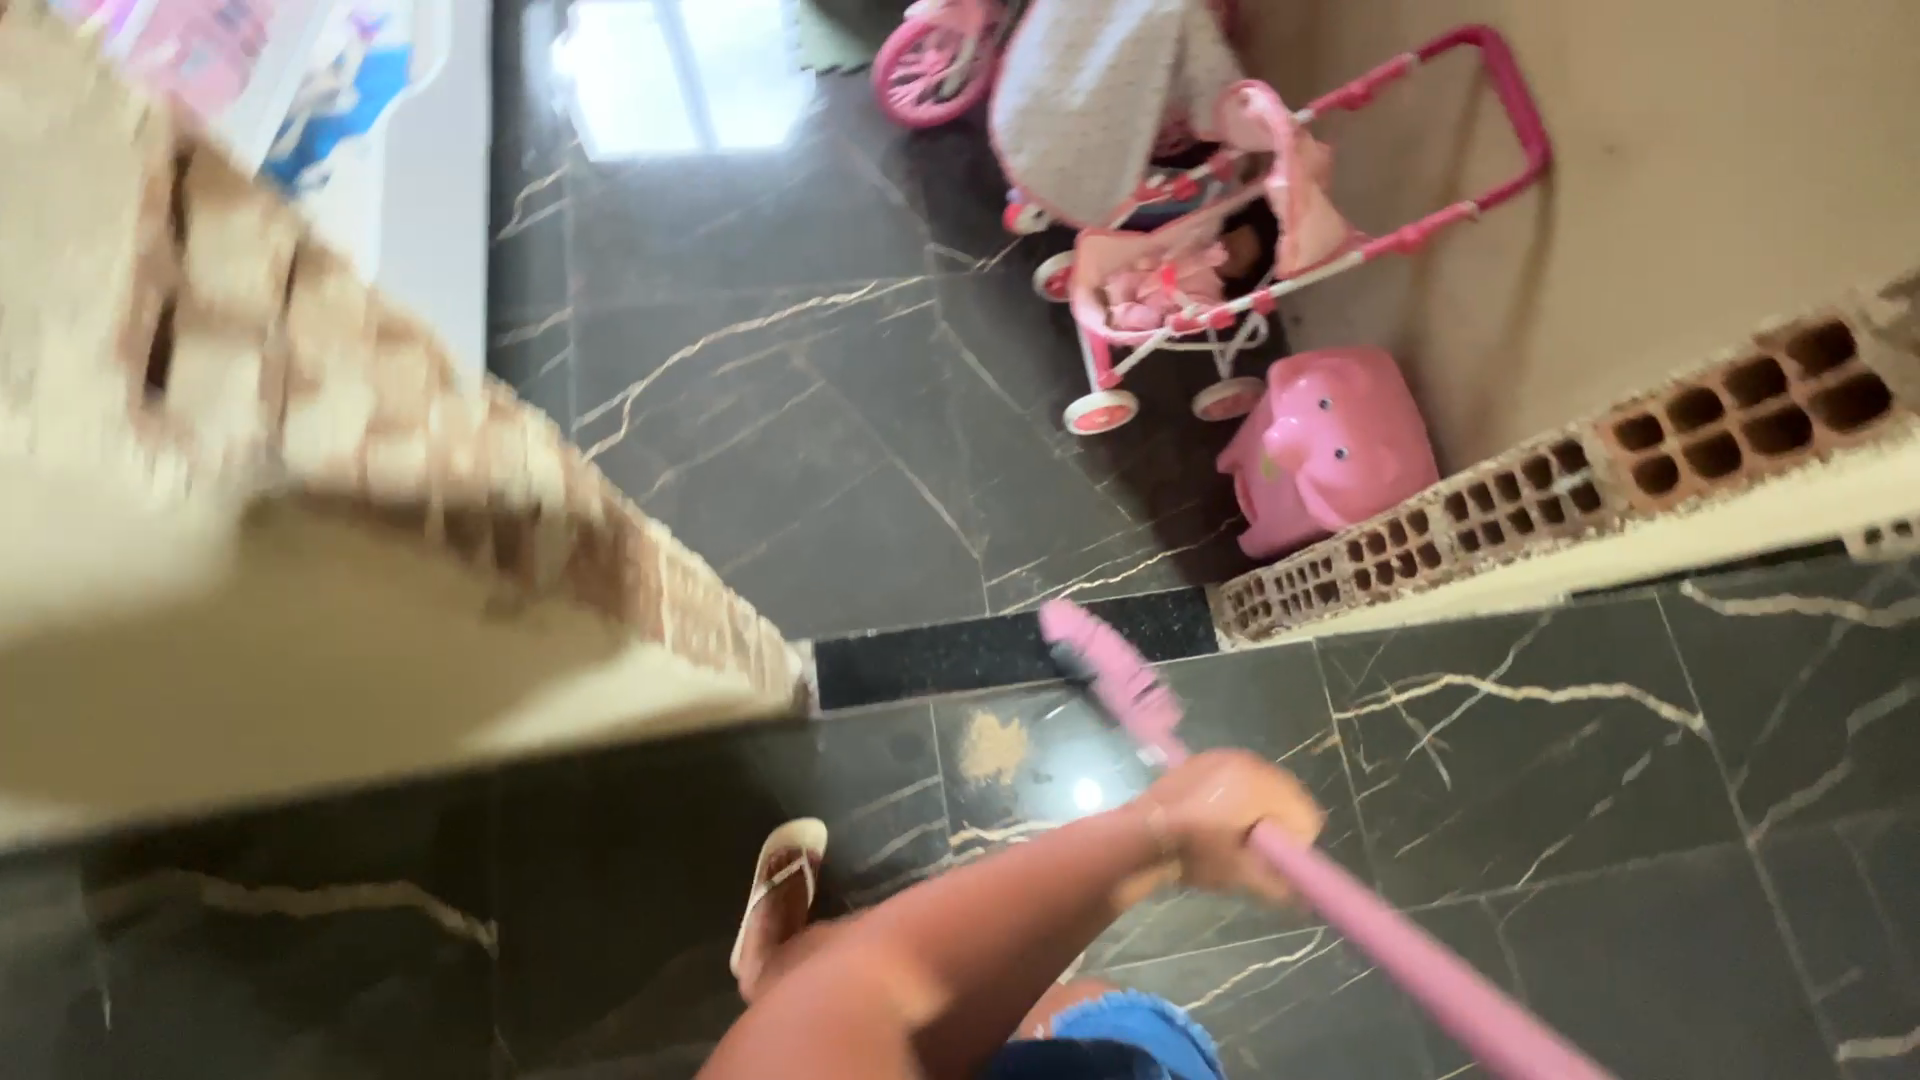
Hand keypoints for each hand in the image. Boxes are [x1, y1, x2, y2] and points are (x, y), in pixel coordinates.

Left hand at [1139, 749, 1324, 902]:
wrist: (1142, 833)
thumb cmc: (1195, 851)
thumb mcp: (1243, 876)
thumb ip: (1282, 886)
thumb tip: (1301, 896)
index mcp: (1262, 783)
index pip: (1306, 815)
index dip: (1294, 843)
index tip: (1269, 858)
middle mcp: (1247, 760)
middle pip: (1286, 796)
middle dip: (1277, 822)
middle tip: (1250, 846)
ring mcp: (1222, 755)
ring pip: (1263, 785)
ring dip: (1258, 808)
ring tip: (1230, 831)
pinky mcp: (1203, 758)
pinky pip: (1238, 777)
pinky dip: (1237, 794)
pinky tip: (1214, 815)